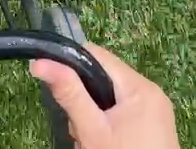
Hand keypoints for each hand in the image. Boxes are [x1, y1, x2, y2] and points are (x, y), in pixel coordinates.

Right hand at [31, 44, 178, 148]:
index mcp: (140, 86)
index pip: (96, 54)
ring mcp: (156, 110)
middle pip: (103, 75)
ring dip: (93, 111)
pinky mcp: (155, 126)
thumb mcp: (92, 131)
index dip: (70, 63)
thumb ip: (69, 94)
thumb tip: (39, 62)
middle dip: (83, 95)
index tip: (54, 85)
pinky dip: (108, 120)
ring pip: (111, 94)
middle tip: (76, 124)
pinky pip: (124, 110)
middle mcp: (151, 91)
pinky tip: (102, 141)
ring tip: (88, 138)